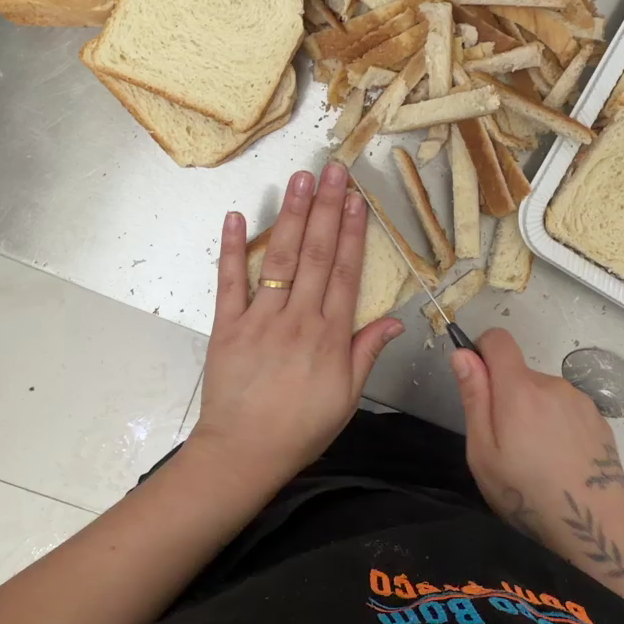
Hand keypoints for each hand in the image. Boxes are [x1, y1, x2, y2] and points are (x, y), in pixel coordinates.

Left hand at [190, 163, 404, 484]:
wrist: (244, 453)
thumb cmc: (301, 429)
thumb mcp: (347, 397)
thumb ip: (367, 353)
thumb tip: (395, 319)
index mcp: (330, 336)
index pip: (346, 273)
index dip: (353, 234)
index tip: (358, 200)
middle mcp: (298, 319)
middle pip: (318, 255)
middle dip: (327, 209)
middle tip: (334, 170)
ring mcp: (260, 319)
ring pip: (281, 259)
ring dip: (292, 217)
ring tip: (301, 180)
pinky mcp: (227, 326)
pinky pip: (230, 282)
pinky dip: (232, 249)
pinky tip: (239, 216)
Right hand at [450, 329, 623, 540]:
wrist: (596, 528)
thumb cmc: (527, 494)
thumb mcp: (484, 453)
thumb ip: (474, 398)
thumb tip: (462, 353)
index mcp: (520, 389)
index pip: (498, 339)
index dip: (481, 351)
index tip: (477, 384)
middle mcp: (553, 385)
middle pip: (520, 373)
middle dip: (506, 397)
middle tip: (506, 446)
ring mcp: (580, 402)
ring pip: (543, 393)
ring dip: (533, 413)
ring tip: (535, 459)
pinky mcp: (599, 420)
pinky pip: (565, 410)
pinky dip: (556, 425)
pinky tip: (560, 462)